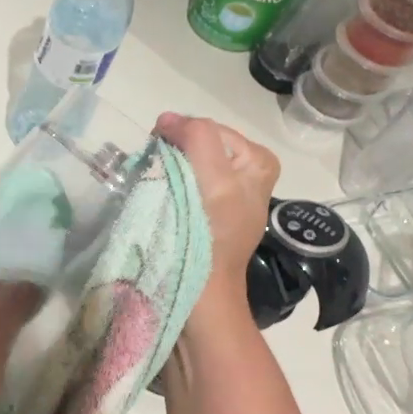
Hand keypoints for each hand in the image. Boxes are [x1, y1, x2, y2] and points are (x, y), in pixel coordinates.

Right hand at [155, 113, 279, 313]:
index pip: (208, 129)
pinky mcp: (207, 215)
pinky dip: (168, 190)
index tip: (157, 157)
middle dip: (174, 156)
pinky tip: (162, 205)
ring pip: (187, 165)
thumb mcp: (215, 182)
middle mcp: (247, 173)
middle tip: (155, 176)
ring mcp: (227, 195)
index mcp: (257, 159)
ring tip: (156, 192)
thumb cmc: (209, 238)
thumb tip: (167, 118)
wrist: (201, 295)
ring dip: (167, 172)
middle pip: (198, 146)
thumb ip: (198, 140)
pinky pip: (183, 186)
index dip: (179, 138)